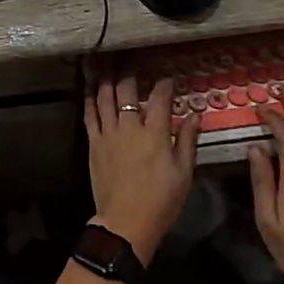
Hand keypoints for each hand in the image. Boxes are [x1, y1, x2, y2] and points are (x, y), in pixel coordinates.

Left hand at [82, 64, 198, 262]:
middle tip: (131, 66)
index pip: (160, 99)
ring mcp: (108, 133)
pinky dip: (90, 101)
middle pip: (127, 92)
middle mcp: (129, 127)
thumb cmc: (162, 199)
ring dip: (106, 82)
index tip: (167, 78)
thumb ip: (186, 140)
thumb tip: (194, 115)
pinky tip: (90, 91)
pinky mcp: (93, 143)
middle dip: (130, 76)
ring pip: (104, 99)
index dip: (163, 85)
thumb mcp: (184, 172)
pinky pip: (89, 116)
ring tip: (108, 70)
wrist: (127, 218)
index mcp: (155, 134)